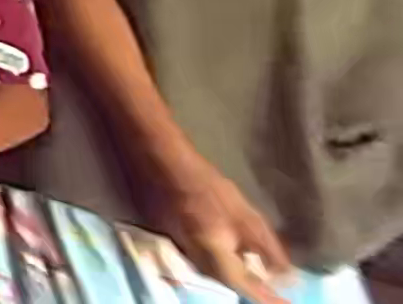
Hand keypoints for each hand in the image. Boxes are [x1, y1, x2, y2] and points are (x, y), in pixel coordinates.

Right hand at [143, 157, 292, 303]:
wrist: (161, 155)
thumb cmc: (209, 186)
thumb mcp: (249, 218)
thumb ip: (270, 253)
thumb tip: (285, 280)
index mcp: (210, 249)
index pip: (241, 285)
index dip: (265, 297)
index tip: (285, 302)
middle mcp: (187, 248)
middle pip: (217, 278)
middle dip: (242, 286)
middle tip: (266, 287)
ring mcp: (169, 235)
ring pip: (200, 265)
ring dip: (223, 273)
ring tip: (244, 271)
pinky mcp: (160, 225)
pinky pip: (188, 251)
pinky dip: (208, 258)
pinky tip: (220, 251)